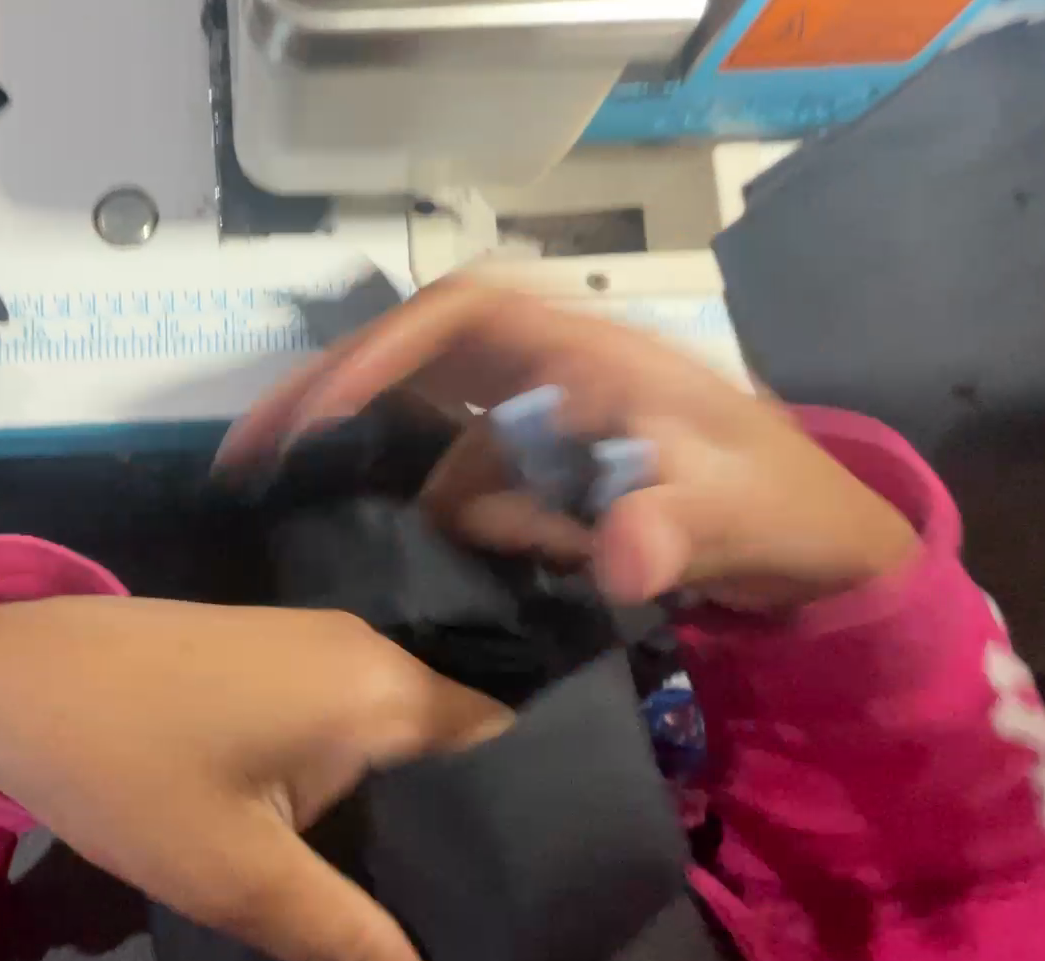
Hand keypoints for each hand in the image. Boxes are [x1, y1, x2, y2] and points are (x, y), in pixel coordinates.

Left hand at [0, 596, 510, 960]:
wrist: (14, 673)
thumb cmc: (128, 769)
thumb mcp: (239, 877)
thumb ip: (354, 952)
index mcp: (383, 690)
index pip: (506, 751)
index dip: (527, 830)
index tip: (535, 908)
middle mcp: (365, 649)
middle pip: (456, 742)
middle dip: (462, 829)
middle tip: (474, 921)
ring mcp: (315, 639)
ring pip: (396, 727)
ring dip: (403, 800)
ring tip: (414, 888)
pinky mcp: (272, 646)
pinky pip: (347, 708)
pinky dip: (356, 766)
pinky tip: (341, 822)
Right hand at [215, 276, 918, 610]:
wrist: (797, 539)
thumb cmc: (771, 503)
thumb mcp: (734, 511)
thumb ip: (679, 523)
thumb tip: (622, 560)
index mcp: (577, 350)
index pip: (458, 316)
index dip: (381, 350)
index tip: (321, 408)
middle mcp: (532, 370)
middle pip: (403, 355)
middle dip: (323, 392)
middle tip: (248, 446)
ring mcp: (517, 415)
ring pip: (408, 413)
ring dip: (341, 447)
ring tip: (269, 489)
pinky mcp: (514, 461)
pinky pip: (436, 468)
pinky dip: (394, 495)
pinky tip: (355, 530)